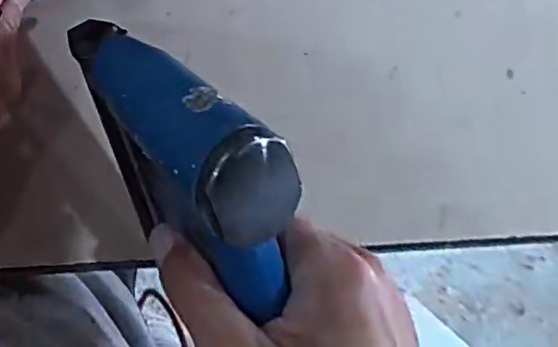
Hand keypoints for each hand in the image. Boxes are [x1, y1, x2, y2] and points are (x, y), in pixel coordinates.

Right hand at [156, 217, 417, 346]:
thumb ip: (197, 290)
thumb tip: (168, 241)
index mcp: (337, 261)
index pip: (260, 222)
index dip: (232, 258)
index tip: (222, 287)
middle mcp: (367, 272)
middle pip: (281, 255)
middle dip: (257, 292)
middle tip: (254, 340)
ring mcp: (384, 306)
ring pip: (306, 287)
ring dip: (283, 317)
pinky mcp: (389, 335)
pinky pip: (334, 312)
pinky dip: (314, 334)